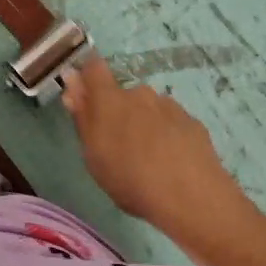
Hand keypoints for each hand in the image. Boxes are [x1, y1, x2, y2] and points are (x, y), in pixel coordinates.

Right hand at [61, 56, 234, 226]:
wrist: (192, 197)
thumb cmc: (131, 178)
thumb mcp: (93, 155)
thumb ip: (82, 116)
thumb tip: (72, 81)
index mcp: (110, 98)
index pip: (94, 67)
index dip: (89, 78)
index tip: (87, 100)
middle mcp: (139, 93)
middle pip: (123, 94)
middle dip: (120, 113)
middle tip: (121, 147)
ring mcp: (169, 106)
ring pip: (149, 109)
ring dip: (146, 125)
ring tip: (151, 161)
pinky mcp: (193, 122)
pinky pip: (172, 123)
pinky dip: (169, 136)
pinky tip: (173, 164)